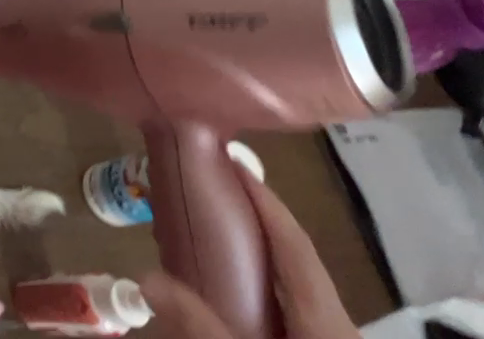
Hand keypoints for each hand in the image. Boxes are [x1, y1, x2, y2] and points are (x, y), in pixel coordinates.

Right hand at [141, 171, 358, 338]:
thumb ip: (201, 325)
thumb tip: (146, 277)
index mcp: (327, 324)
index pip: (295, 246)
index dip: (265, 202)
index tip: (231, 162)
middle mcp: (337, 331)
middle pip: (297, 265)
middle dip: (256, 226)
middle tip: (209, 194)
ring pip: (294, 294)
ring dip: (255, 261)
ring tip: (210, 237)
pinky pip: (289, 318)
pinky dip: (258, 296)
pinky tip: (228, 299)